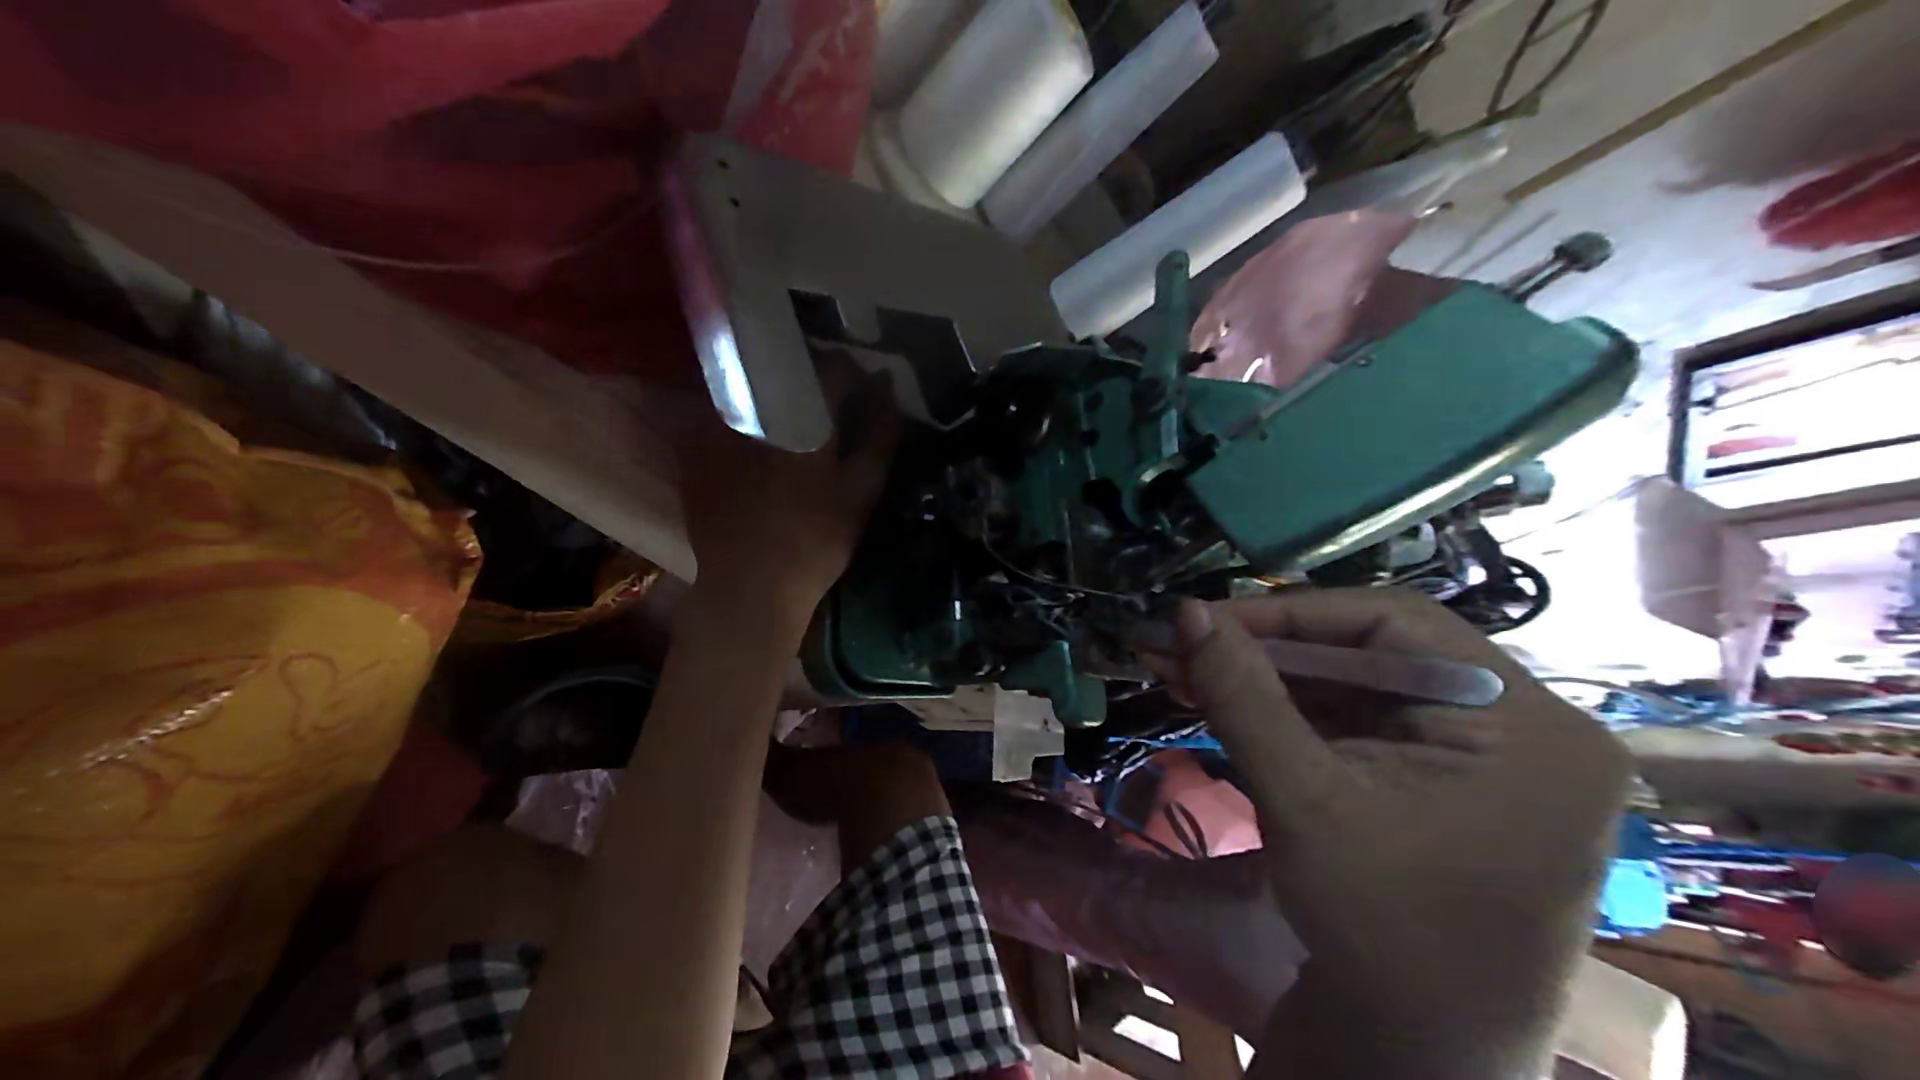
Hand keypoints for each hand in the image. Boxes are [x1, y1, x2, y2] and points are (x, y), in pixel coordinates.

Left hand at [679, 362, 900, 616]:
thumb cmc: (817, 542)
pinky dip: (744, 417)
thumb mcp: (863, 491)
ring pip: (752, 386)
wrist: (750, 586)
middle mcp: (756, 410)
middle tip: (827, 407)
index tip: (860, 391)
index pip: (831, 367)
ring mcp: (717, 426)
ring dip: (776, 395)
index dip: (851, 373)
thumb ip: (880, 434)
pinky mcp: (694, 445)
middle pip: (788, 369)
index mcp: (802, 419)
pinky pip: (723, 411)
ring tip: (791, 421)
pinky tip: (756, 444)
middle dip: (811, 379)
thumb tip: (885, 383)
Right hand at [1160, 590, 1631, 1078]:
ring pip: (1357, 688)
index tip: (1205, 619)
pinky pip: (1359, 725)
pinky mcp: (1442, 783)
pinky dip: (1289, 714)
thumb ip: (1243, 695)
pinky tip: (1226, 703)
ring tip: (1187, 671)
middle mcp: (1522, 729)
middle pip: (1375, 654)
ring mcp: (1484, 758)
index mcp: (1529, 726)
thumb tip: (1184, 612)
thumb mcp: (1304, 800)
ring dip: (1269, 681)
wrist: (1412, 1056)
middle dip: (1268, 651)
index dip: (1291, 613)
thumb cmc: (1380, 930)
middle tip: (1184, 646)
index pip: (1397, 624)